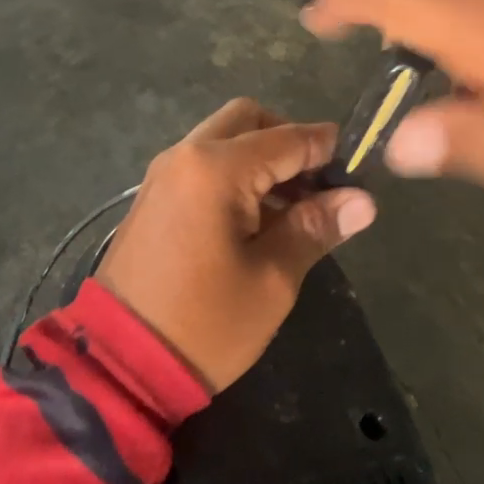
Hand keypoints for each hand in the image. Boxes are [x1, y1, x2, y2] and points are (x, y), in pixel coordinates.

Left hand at [93, 98, 376, 392]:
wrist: (121, 362)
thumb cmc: (207, 324)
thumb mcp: (272, 279)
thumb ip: (315, 228)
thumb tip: (361, 200)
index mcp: (216, 169)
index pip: (286, 138)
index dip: (326, 148)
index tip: (358, 167)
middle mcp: (184, 156)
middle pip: (246, 120)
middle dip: (287, 140)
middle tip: (318, 185)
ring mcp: (161, 175)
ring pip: (221, 140)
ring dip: (259, 158)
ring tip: (293, 209)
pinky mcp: (151, 198)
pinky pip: (200, 165)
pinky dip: (232, 174)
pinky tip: (255, 219)